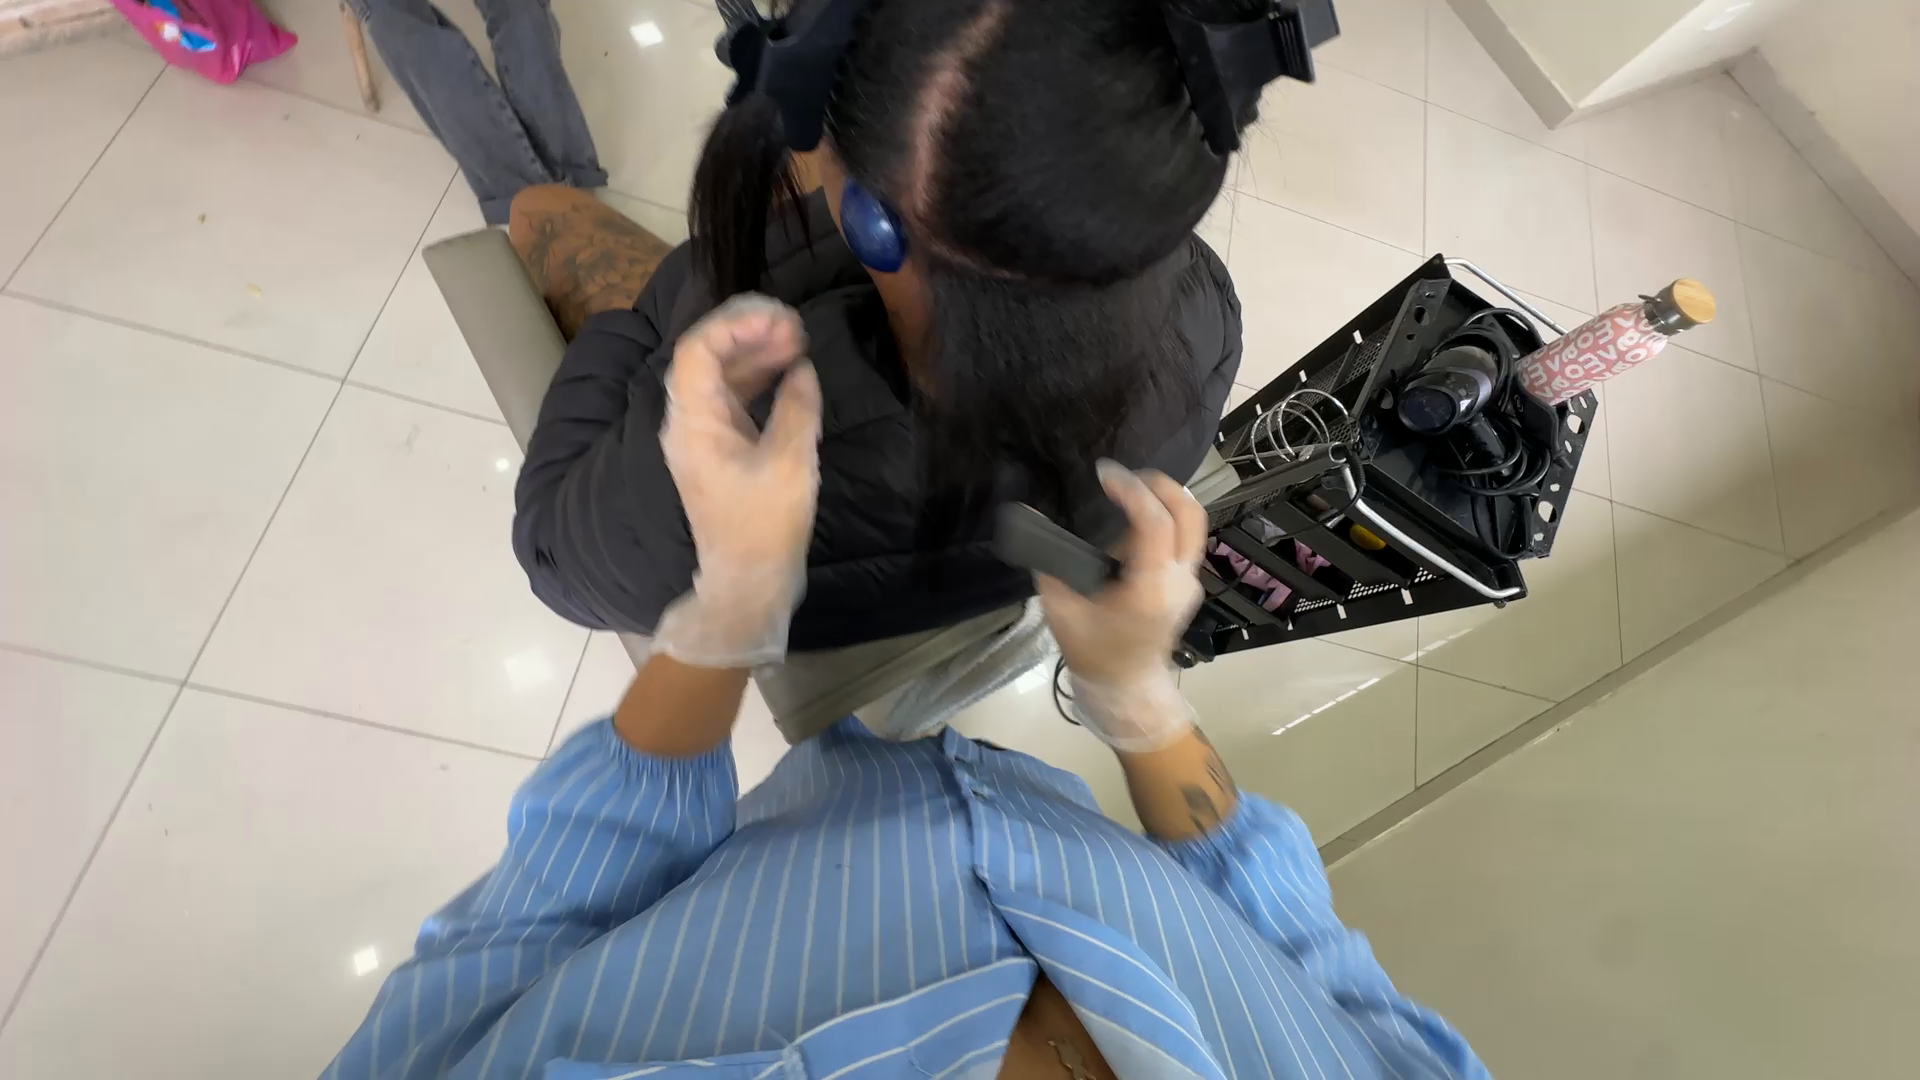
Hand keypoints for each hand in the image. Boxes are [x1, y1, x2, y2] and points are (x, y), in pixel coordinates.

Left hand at [652, 294, 821, 667]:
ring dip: (757, 355)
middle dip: (749, 334)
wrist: (750, 580)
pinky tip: (789, 372)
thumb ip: (796, 408)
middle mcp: (689, 425)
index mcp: (693, 425)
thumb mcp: (789, 463)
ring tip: (798, 340)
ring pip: (723, 379)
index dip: (735, 324)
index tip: (779, 318)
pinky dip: (760, 382)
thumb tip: (801, 370)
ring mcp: (704, 438)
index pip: (698, 351)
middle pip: (708, 359)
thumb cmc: (765, 526)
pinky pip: (736, 402)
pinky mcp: (723, 452)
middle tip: (796, 324)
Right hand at [1035, 460, 1206, 751]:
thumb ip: (1049, 563)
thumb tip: (1032, 522)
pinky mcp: (1187, 582)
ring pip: (1193, 523)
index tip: (1104, 474)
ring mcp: (1189, 582)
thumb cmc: (1093, 652)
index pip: (1155, 524)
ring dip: (1164, 498)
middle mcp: (1179, 581)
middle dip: (1159, 485)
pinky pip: (1184, 536)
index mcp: (1150, 590)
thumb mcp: (1060, 610)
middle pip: (1189, 514)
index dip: (1131, 491)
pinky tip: (1133, 516)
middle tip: (1124, 476)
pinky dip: (1164, 515)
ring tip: (1127, 491)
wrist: (1127, 687)